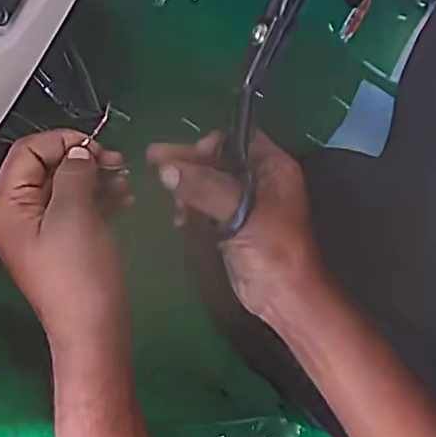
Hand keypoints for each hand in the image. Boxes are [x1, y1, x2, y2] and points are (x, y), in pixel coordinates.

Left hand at [0, 129, 134, 357]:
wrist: (93, 329)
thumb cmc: (78, 279)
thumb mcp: (75, 214)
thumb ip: (74, 173)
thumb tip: (79, 152)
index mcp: (7, 205)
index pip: (28, 151)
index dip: (63, 142)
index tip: (96, 146)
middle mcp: (18, 215)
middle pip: (47, 167)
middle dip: (84, 160)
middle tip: (115, 163)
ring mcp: (41, 230)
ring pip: (67, 186)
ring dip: (97, 179)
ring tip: (124, 183)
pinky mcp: (63, 243)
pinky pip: (78, 207)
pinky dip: (100, 198)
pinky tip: (123, 200)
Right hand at [146, 130, 328, 324]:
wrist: (283, 297)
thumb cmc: (274, 250)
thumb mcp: (242, 213)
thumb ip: (205, 188)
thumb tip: (167, 169)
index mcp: (273, 168)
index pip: (237, 139)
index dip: (209, 143)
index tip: (184, 157)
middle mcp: (258, 180)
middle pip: (216, 160)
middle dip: (187, 163)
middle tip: (152, 159)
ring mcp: (242, 203)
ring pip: (206, 183)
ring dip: (184, 187)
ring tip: (168, 198)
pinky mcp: (229, 225)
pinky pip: (203, 206)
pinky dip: (188, 208)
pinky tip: (177, 218)